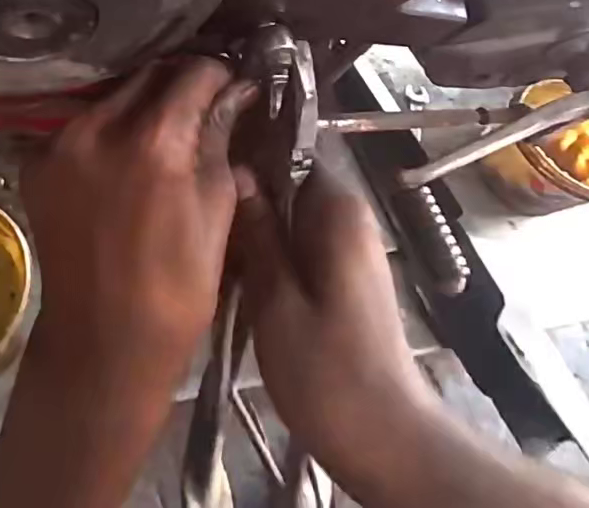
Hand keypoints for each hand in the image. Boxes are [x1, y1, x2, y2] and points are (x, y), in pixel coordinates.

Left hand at [18, 57, 255, 385]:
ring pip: (114, 96)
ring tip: (162, 128)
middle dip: (180, 83)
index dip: (219, 75)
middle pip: (150, 75)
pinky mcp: (36, 162)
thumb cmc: (177, 285)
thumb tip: (232, 95)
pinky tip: (122, 154)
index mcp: (154, 142)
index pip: (193, 73)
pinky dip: (108, 128)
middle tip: (200, 103)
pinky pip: (82, 124)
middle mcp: (99, 128)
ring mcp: (60, 144)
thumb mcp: (217, 207)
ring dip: (143, 103)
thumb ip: (218, 139)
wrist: (102, 342)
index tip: (230, 86)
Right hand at [232, 167, 439, 481]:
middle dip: (248, 190)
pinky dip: (272, 246)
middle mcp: (349, 215)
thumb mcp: (277, 301)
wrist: (387, 440)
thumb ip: (259, 233)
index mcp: (338, 209)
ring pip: (291, 211)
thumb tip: (239, 172)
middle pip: (289, 179)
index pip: (291, 148)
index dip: (248, 148)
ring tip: (212, 233)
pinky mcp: (343, 271)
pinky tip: (240, 268)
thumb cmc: (329, 372)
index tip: (209, 158)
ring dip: (257, 222)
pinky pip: (300, 238)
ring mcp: (349, 244)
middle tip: (201, 204)